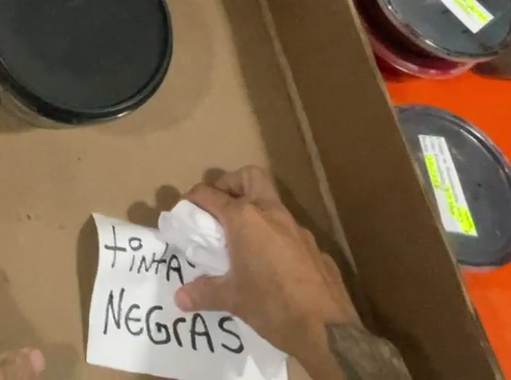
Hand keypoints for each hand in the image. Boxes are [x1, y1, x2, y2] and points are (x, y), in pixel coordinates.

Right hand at [173, 167, 359, 379]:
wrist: (330, 333)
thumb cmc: (273, 305)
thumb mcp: (232, 299)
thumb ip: (204, 293)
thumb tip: (179, 299)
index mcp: (245, 218)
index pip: (210, 194)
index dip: (193, 198)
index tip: (185, 209)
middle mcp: (272, 214)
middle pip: (250, 177)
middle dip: (232, 184)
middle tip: (221, 207)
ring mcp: (299, 231)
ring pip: (273, 205)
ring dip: (256, 213)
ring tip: (245, 241)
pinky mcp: (317, 250)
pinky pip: (292, 233)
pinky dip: (278, 239)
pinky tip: (275, 266)